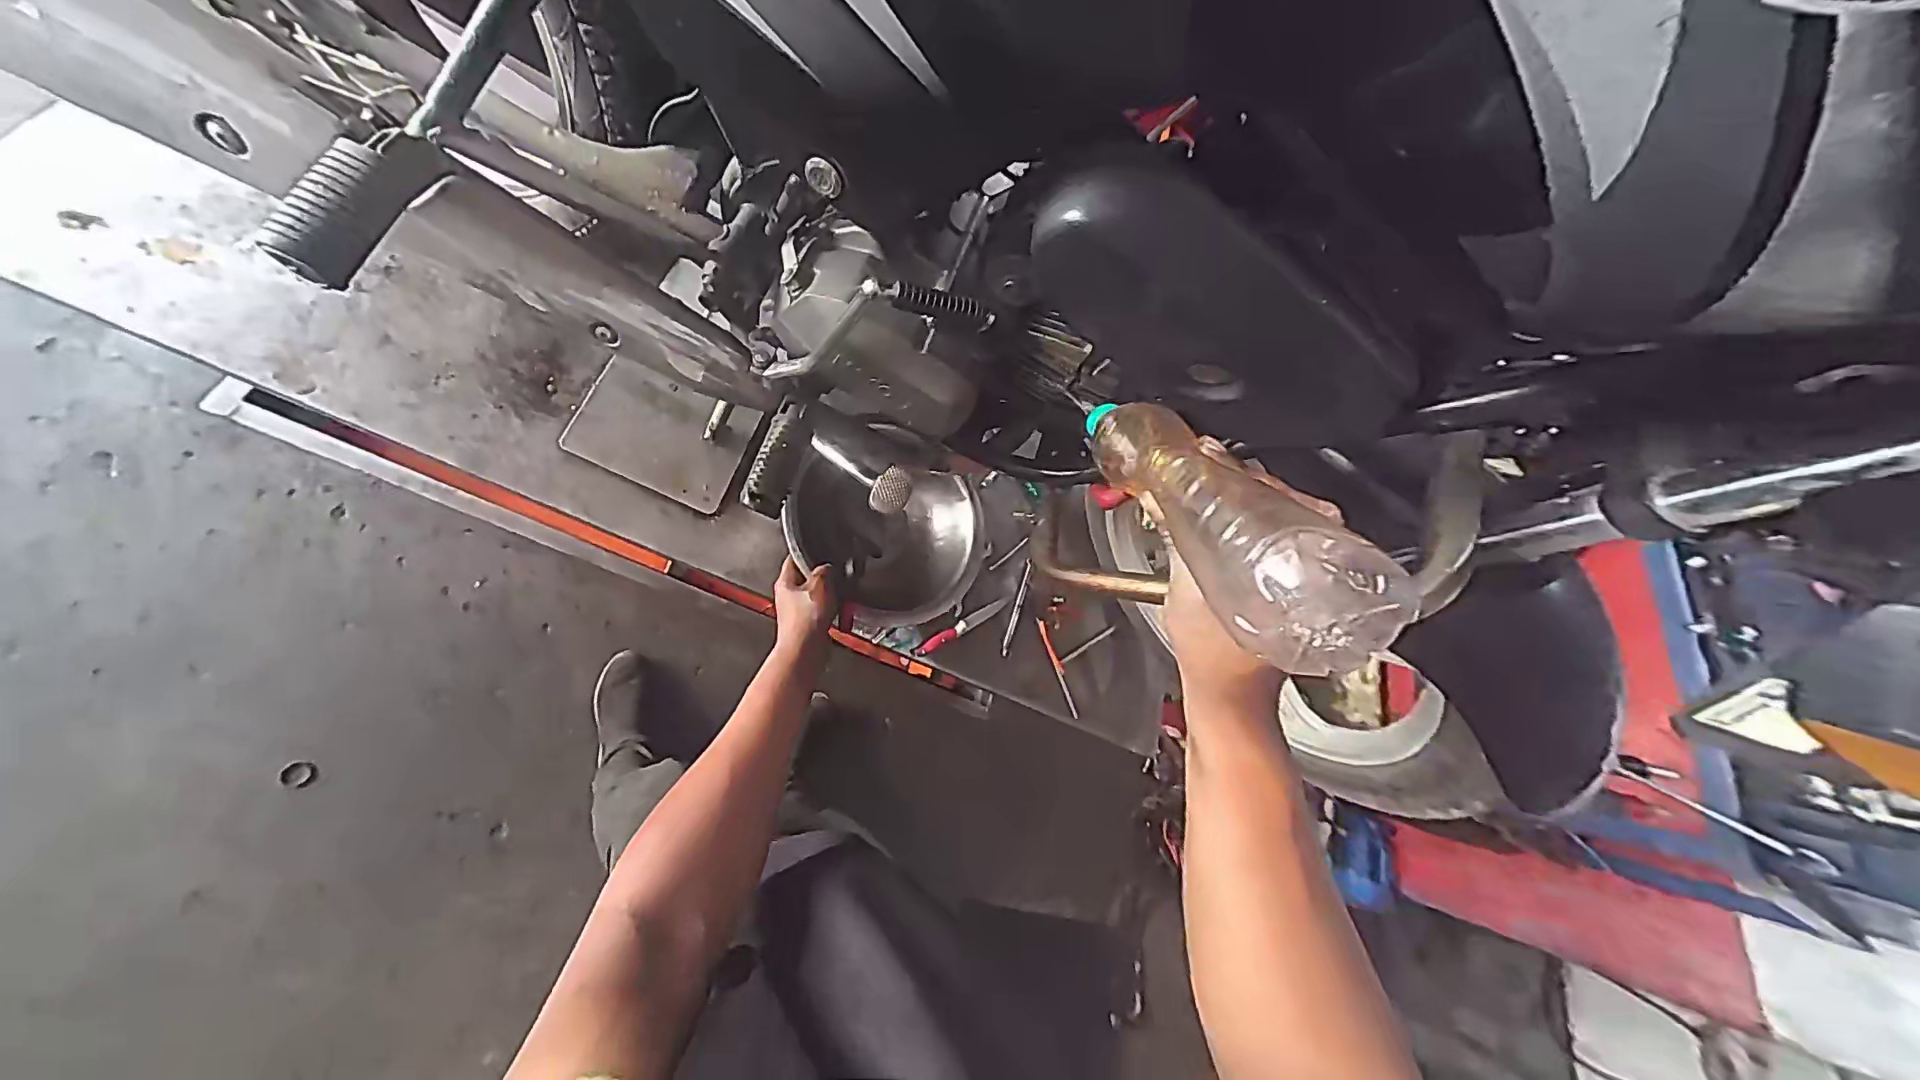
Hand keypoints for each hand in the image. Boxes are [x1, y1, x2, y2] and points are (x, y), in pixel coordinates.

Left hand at [773, 557, 836, 653]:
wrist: (805, 650)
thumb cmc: (805, 621)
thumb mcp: (820, 585)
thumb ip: (824, 571)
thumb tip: (828, 567)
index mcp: (784, 582)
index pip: (794, 558)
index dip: (807, 553)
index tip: (818, 550)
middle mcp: (787, 596)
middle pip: (806, 577)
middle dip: (821, 576)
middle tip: (833, 575)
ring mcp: (796, 610)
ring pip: (814, 594)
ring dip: (826, 594)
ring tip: (835, 595)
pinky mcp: (806, 623)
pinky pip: (819, 610)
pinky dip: (828, 609)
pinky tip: (835, 611)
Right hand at [1157, 439, 1342, 699]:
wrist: (1231, 691)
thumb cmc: (1217, 655)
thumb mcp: (1186, 590)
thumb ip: (1174, 538)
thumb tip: (1155, 495)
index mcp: (1299, 556)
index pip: (1270, 489)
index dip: (1231, 468)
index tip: (1201, 454)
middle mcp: (1311, 554)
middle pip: (1271, 493)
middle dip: (1228, 475)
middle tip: (1192, 463)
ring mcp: (1302, 564)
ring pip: (1269, 508)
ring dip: (1233, 491)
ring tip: (1200, 479)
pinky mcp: (1287, 573)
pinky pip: (1266, 528)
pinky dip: (1240, 513)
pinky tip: (1217, 508)